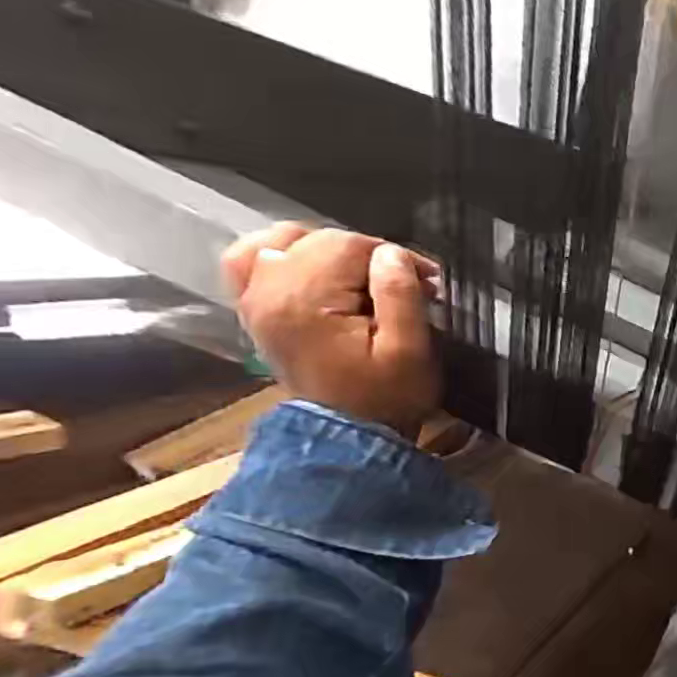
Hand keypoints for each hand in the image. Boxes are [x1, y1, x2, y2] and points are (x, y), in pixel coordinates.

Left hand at [222, 224, 441, 437]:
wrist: (350, 437)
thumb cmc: (388, 397)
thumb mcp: (410, 351)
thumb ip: (400, 296)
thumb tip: (392, 253)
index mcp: (306, 301)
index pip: (348, 244)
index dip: (393, 255)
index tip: (427, 280)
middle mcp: (269, 292)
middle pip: (318, 240)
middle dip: (367, 254)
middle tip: (405, 283)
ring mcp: (255, 300)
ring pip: (282, 241)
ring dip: (328, 251)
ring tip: (362, 276)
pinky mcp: (255, 311)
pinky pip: (250, 260)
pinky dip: (281, 254)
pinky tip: (311, 268)